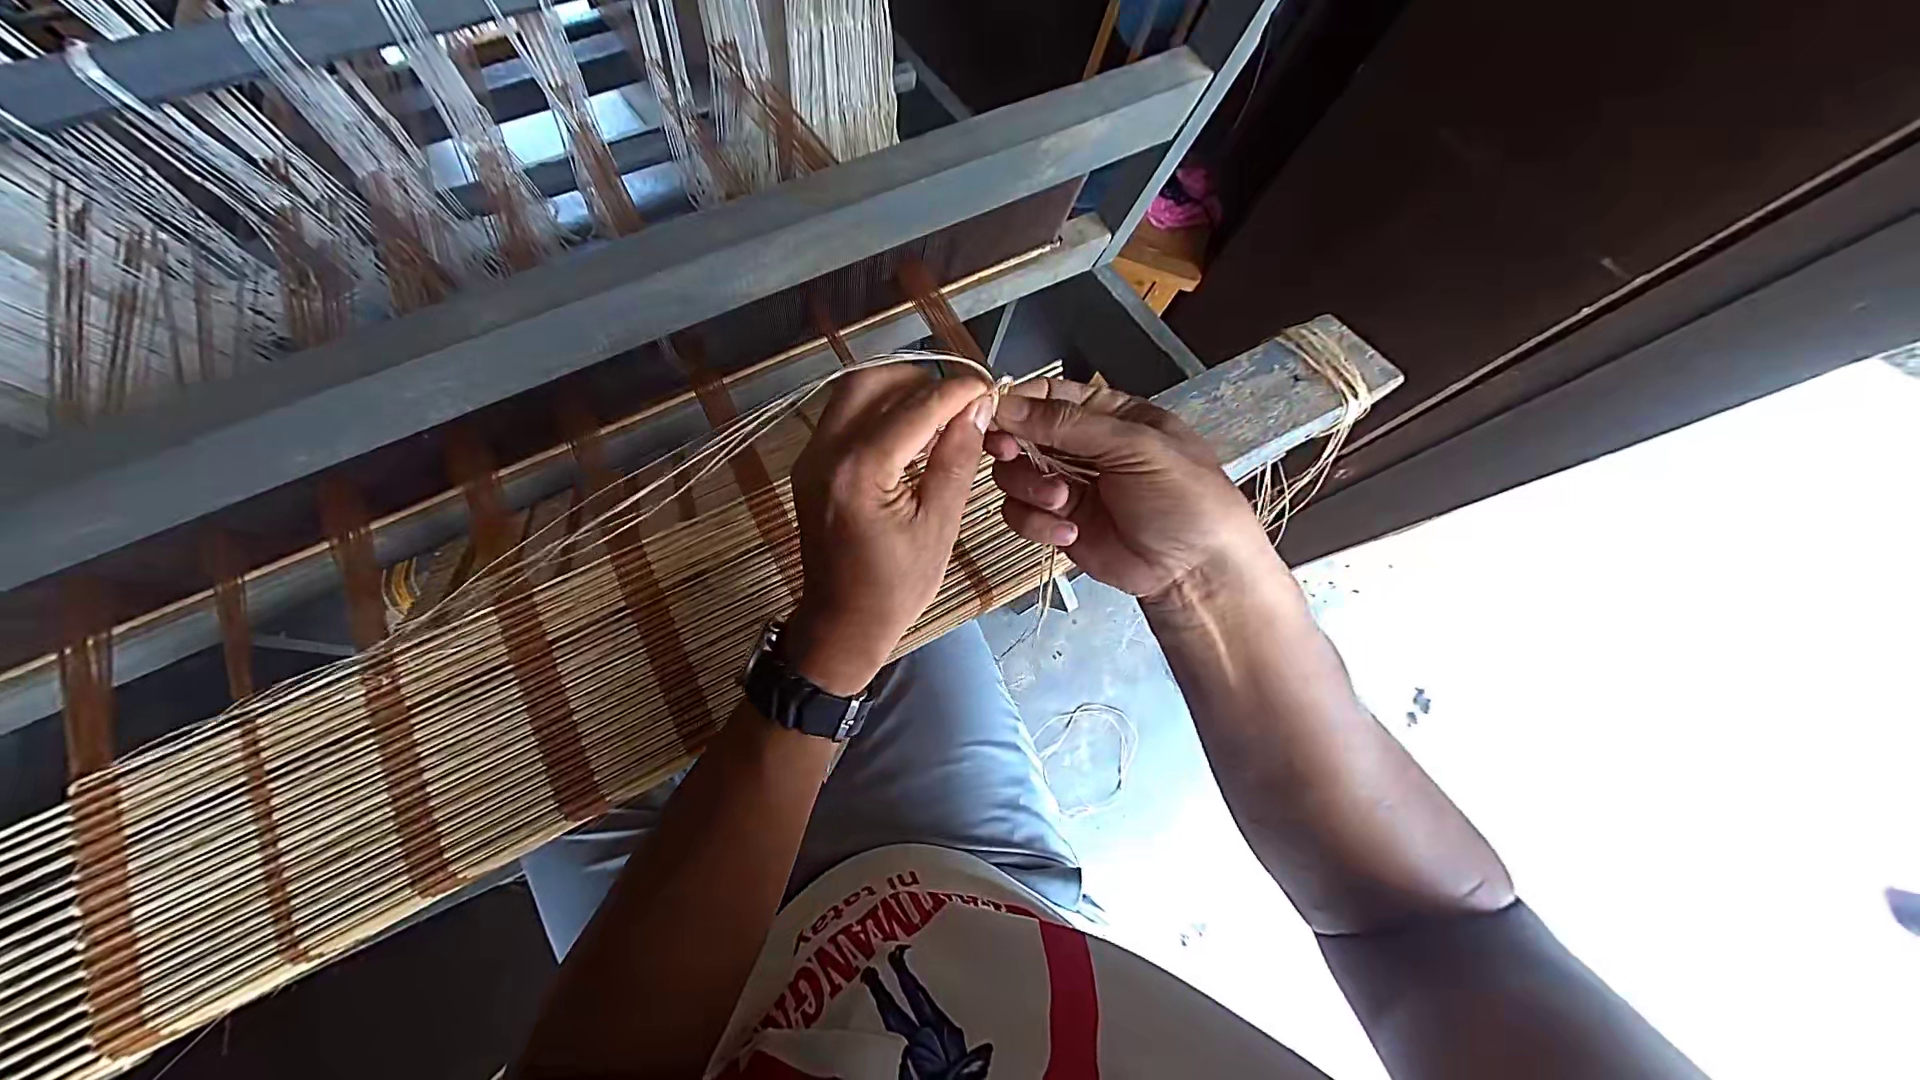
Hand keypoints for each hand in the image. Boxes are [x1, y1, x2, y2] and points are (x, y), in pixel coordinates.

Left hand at [785, 365, 993, 694]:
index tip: (988, 390)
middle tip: (960, 401)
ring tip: (938, 412)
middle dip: (922, 381)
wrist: (842, 622)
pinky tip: (910, 431)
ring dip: (898, 389)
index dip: (957, 392)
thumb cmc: (895, 587)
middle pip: (872, 382)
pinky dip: (879, 410)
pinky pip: (844, 416)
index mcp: (860, 472)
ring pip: (852, 392)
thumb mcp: (939, 526)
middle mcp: (826, 453)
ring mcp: (811, 457)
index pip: (915, 407)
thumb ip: (957, 460)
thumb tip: (977, 408)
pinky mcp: (810, 465)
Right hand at [986, 377, 1272, 602]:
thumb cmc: (1184, 498)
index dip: (1019, 402)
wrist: (1195, 571)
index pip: (1050, 395)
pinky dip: (1036, 523)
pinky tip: (1068, 533)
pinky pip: (1021, 514)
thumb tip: (1008, 404)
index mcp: (1108, 415)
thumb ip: (1070, 424)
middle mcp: (1082, 447)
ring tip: (1061, 502)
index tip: (995, 413)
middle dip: (1012, 445)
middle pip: (1022, 434)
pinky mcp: (1058, 523)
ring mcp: (1068, 486)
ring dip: (1029, 488)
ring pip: (1014, 475)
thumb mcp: (1136, 447)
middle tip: (1009, 454)